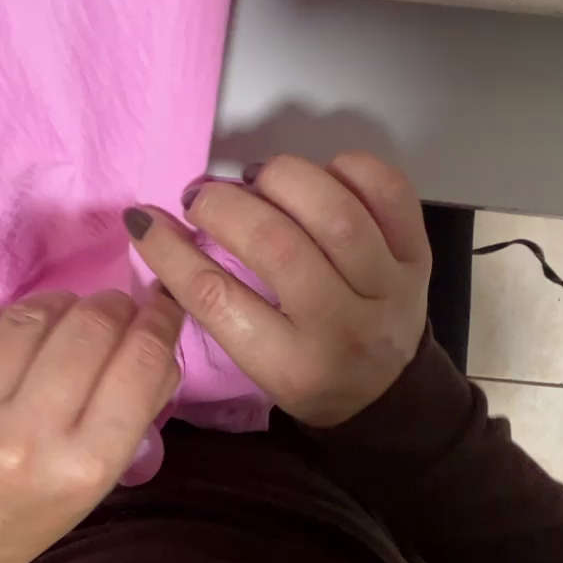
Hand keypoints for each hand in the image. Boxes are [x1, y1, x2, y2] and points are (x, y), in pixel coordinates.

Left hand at [0, 289, 183, 562]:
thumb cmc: (45, 502)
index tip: (161, 308)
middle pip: (88, 329)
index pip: (139, 364)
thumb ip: (140, 403)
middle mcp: (26, 439)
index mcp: (85, 465)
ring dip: (60, 306)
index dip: (160, 322)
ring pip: (32, 316)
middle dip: (113, 307)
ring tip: (65, 319)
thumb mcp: (107, 472)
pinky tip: (16, 336)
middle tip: (115, 309)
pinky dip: (9, 320)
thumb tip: (155, 331)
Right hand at [125, 152, 430, 426]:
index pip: (219, 299)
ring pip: (334, 212)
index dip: (171, 253)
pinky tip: (319, 177)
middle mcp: (342, 327)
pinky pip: (388, 191)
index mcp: (291, 366)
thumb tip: (159, 232)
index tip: (145, 221)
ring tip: (256, 179)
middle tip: (201, 197)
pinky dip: (348, 168)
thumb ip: (215, 305)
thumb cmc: (306, 377)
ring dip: (281, 178)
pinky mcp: (418, 256)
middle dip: (224, 208)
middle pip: (277, 248)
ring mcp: (388, 288)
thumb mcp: (255, 364)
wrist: (386, 394)